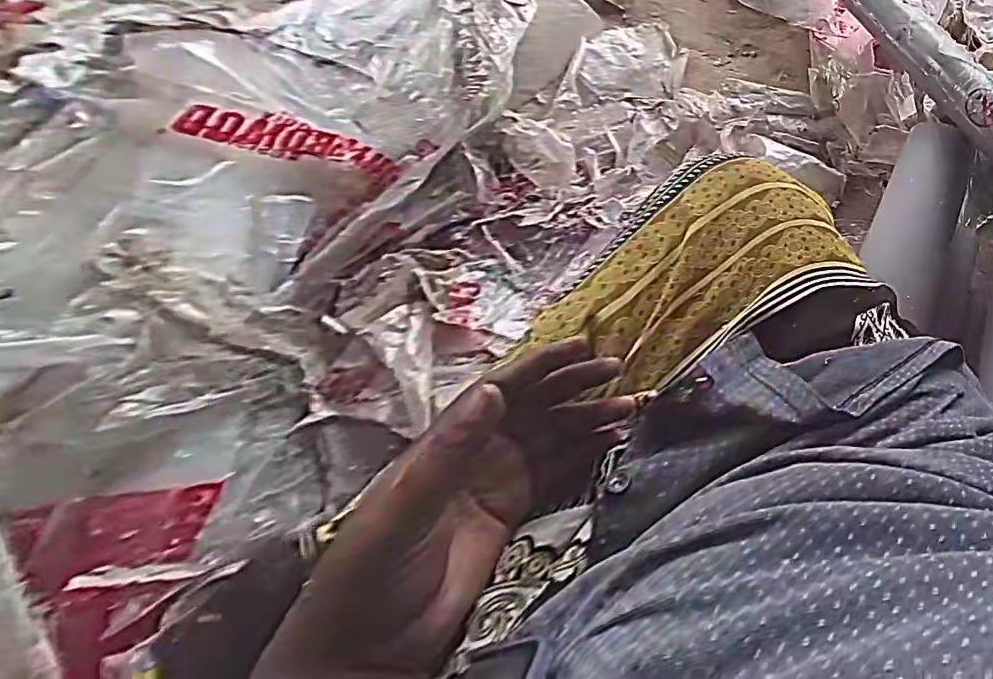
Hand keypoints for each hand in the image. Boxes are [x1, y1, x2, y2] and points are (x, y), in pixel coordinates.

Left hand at [252, 340, 643, 678]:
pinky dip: (587, 452)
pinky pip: (558, 469)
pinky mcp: (514, 509)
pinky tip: (612, 440)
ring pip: (554, 435)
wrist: (365, 650)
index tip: (581, 346)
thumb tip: (491, 389)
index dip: (544, 364)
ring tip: (628, 406)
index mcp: (450, 440)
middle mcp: (478, 450)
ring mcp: (498, 478)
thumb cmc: (368, 575)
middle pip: (536, 405)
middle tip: (615, 369)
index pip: (504, 389)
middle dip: (576, 384)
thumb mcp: (403, 510)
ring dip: (590, 417)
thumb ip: (448, 450)